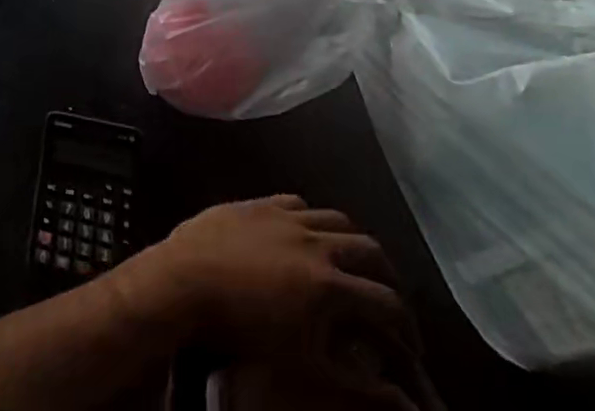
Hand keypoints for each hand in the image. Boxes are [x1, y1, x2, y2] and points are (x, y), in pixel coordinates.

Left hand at [113, 197, 433, 407]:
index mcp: (330, 284)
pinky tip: (307, 230)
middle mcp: (316, 242)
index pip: (387, 302)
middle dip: (387, 275)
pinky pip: (297, 202)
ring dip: (352, 240)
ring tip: (352, 259)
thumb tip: (401, 401)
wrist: (183, 281)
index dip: (407, 326)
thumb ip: (354, 381)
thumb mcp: (301, 362)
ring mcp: (285, 216)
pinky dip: (312, 218)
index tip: (411, 343)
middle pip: (370, 251)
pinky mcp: (259, 203)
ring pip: (336, 219)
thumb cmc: (240, 329)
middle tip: (388, 295)